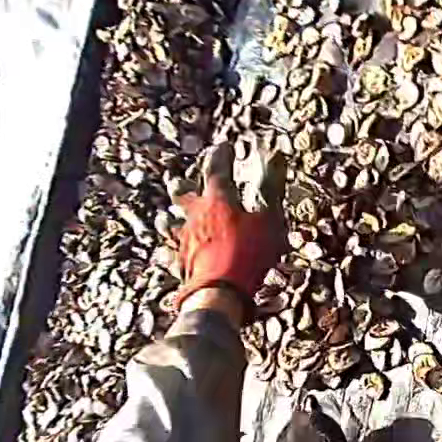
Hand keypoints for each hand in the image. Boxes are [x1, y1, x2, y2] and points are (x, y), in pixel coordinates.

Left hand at [174, 143, 284, 320]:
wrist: (219, 294)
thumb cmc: (247, 253)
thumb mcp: (268, 218)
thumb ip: (271, 187)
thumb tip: (276, 156)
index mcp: (217, 200)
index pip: (216, 169)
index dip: (221, 156)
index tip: (225, 147)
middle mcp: (194, 216)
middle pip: (183, 194)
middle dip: (184, 185)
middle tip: (180, 181)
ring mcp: (184, 241)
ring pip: (170, 223)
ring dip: (170, 218)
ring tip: (165, 217)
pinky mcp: (179, 265)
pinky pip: (171, 253)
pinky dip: (172, 251)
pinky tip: (171, 254)